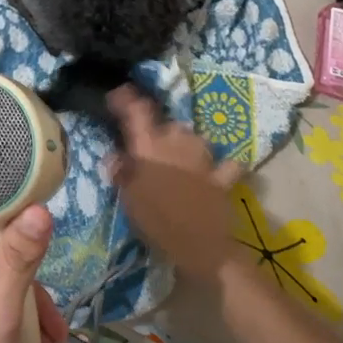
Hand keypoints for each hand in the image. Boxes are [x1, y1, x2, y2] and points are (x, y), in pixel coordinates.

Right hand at [108, 86, 245, 282]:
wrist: (199, 247)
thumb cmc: (156, 221)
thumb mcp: (128, 198)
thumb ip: (122, 172)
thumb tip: (114, 157)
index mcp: (149, 147)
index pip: (136, 110)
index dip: (126, 99)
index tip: (118, 95)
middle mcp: (176, 144)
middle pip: (169, 123)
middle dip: (160, 129)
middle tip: (151, 145)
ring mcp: (203, 159)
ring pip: (195, 137)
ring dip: (187, 143)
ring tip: (181, 155)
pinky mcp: (222, 177)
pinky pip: (227, 164)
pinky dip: (223, 165)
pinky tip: (219, 169)